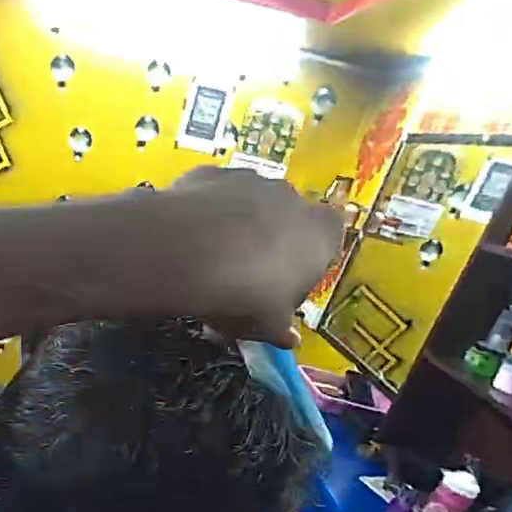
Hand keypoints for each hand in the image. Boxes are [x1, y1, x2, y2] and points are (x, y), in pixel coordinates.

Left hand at [129, 167, 345, 346]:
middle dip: (265, 245)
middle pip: (285, 222)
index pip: (327, 241)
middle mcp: (292, 198)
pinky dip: (202, 213)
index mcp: (320, 235)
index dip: (304, 264)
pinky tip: (183, 241)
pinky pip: (211, 196)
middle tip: (239, 279)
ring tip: (204, 263)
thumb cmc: (243, 295)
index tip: (281, 287)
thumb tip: (289, 339)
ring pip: (246, 205)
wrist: (186, 252)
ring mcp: (251, 179)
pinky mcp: (212, 172)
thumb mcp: (265, 325)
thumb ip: (280, 329)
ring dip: (232, 227)